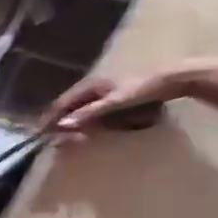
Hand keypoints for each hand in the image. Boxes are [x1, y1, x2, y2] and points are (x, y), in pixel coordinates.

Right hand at [45, 66, 194, 138]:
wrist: (176, 79)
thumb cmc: (144, 89)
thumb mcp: (115, 102)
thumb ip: (89, 113)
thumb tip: (62, 124)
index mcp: (89, 85)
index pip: (61, 104)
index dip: (50, 119)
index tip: (41, 134)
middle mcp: (93, 86)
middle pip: (69, 106)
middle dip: (61, 122)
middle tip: (56, 138)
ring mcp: (105, 90)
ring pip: (81, 107)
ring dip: (75, 121)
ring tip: (72, 135)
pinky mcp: (116, 94)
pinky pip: (94, 109)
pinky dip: (88, 118)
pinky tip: (92, 126)